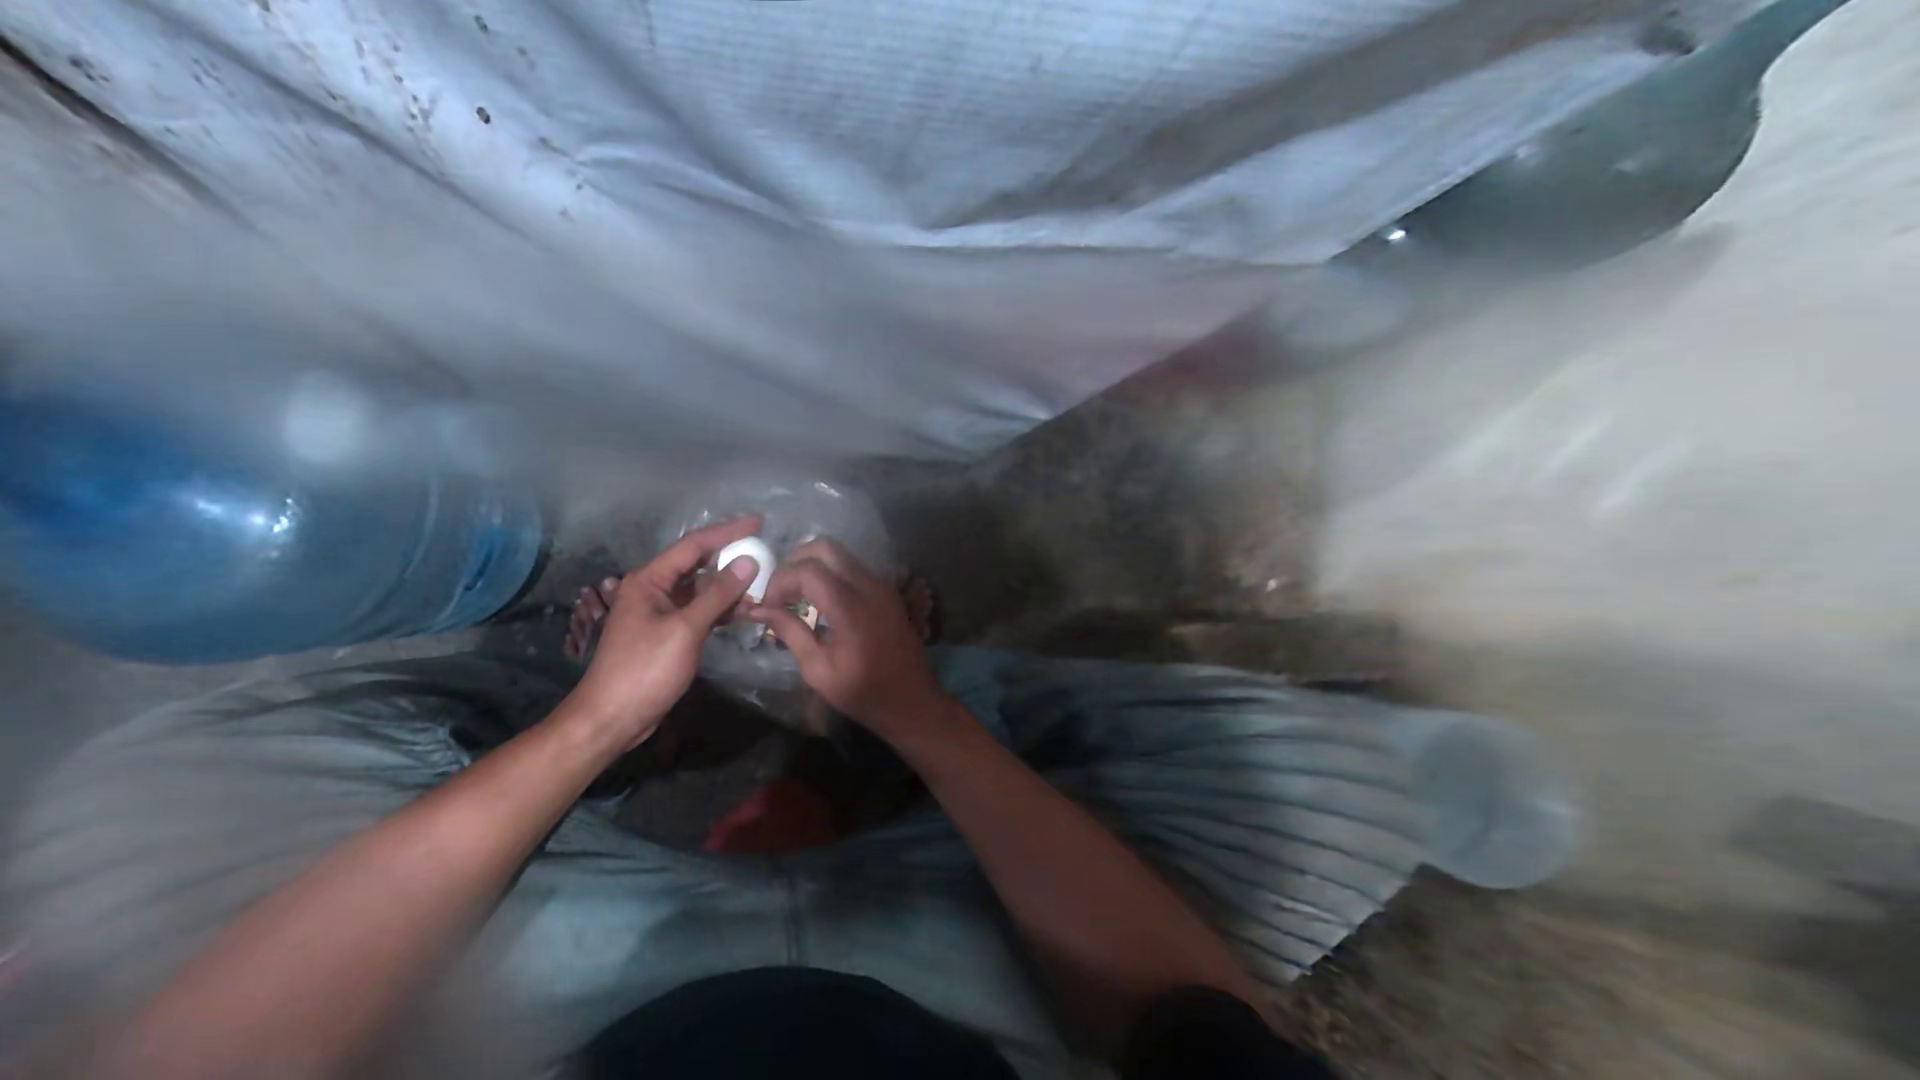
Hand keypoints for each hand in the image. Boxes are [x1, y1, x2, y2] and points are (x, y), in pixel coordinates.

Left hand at [569, 515, 763, 746]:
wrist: (613, 717)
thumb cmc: (645, 669)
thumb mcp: (686, 629)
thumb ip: (718, 594)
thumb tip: (749, 561)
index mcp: (649, 580)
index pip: (694, 545)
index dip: (727, 531)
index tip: (759, 522)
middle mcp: (654, 589)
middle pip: (698, 564)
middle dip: (731, 558)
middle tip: (766, 552)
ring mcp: (661, 612)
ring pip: (701, 589)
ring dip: (730, 587)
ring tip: (763, 585)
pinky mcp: (669, 633)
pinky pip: (700, 610)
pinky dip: (722, 609)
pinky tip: (745, 611)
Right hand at [749, 539, 949, 736]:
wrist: (912, 700)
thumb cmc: (863, 692)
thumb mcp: (819, 671)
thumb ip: (791, 633)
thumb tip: (758, 610)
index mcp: (853, 610)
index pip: (808, 571)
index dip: (780, 582)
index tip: (768, 607)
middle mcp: (870, 587)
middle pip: (825, 547)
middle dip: (795, 562)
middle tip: (780, 592)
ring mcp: (882, 585)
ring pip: (840, 553)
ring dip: (812, 566)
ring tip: (796, 596)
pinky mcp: (887, 589)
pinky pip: (853, 566)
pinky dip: (830, 573)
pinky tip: (819, 600)